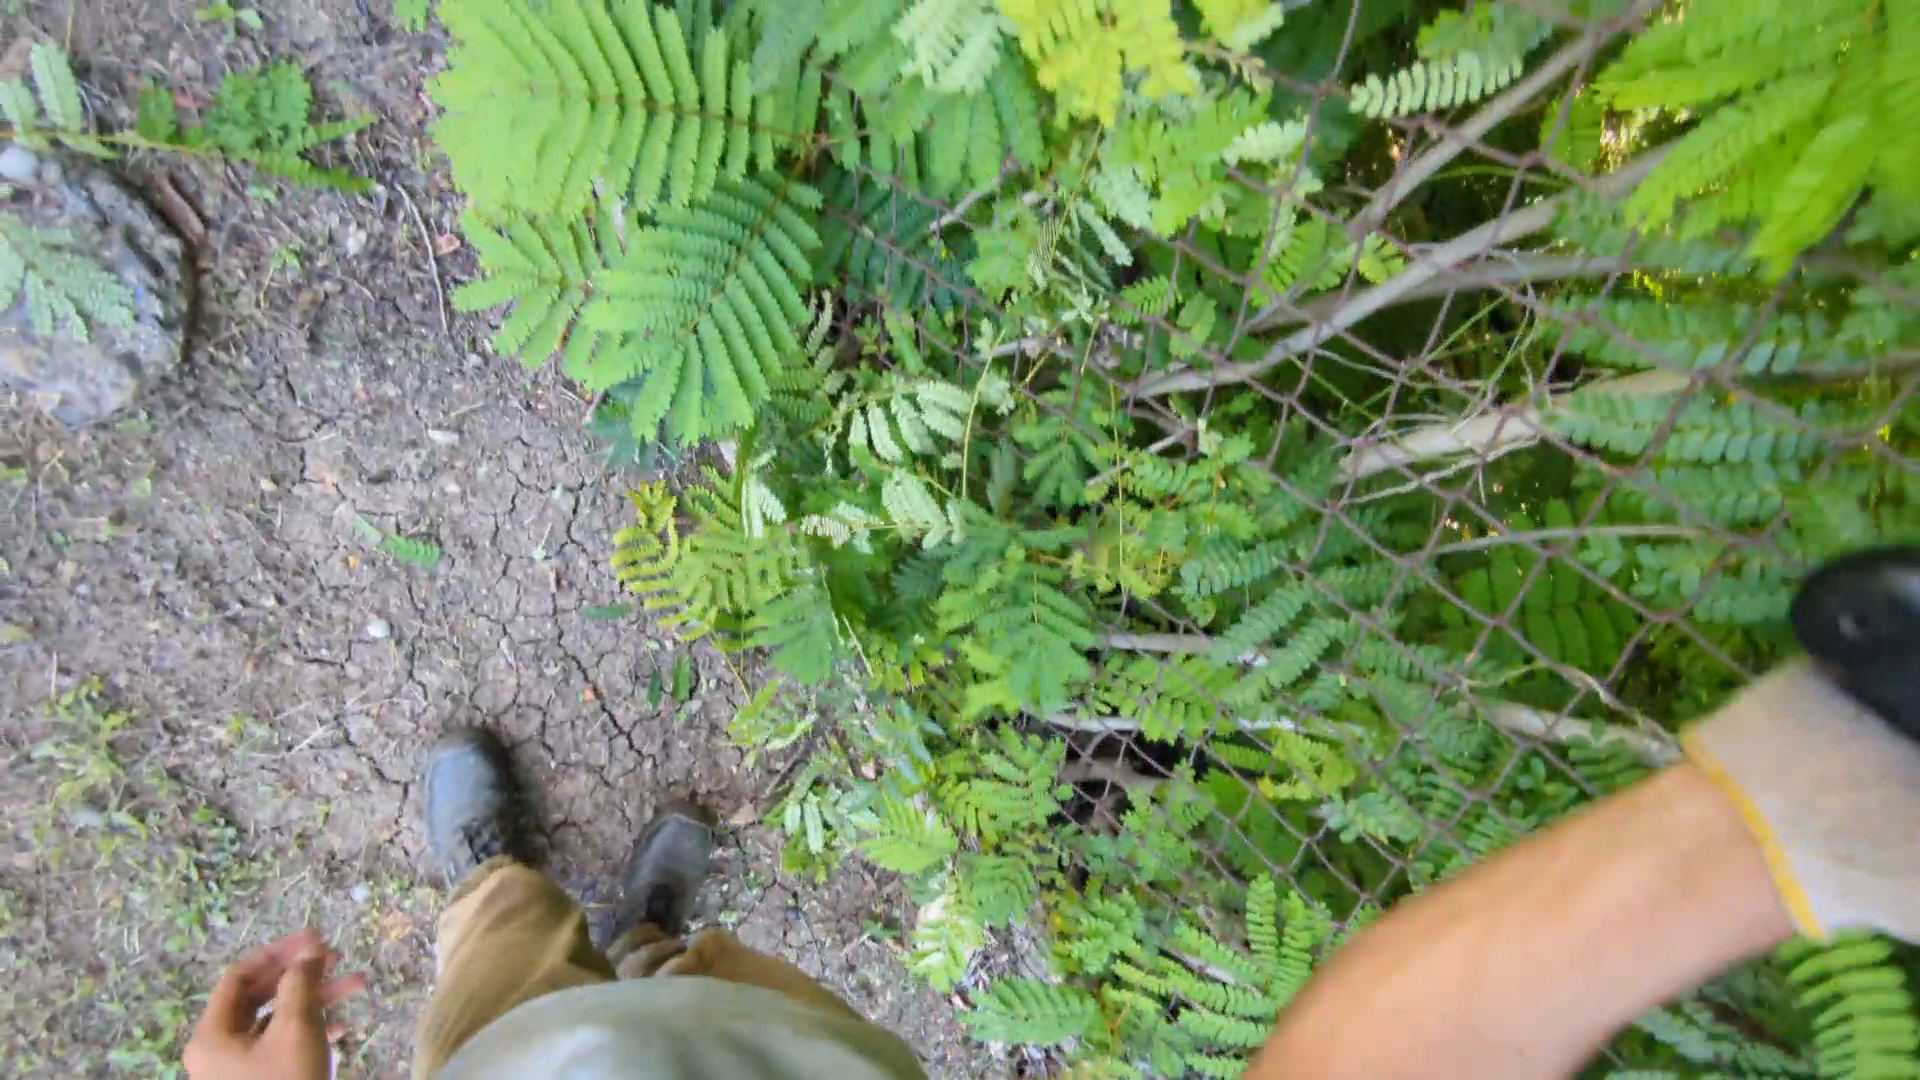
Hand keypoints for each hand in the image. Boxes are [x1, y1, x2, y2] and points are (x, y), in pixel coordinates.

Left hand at [183, 928, 368, 1079]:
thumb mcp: (296, 1026)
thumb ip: (300, 982)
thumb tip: (309, 949)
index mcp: (213, 1034)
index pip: (239, 976)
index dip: (279, 951)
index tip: (319, 937)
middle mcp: (218, 1046)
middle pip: (261, 993)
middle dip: (304, 973)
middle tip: (339, 956)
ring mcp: (236, 1064)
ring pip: (278, 1014)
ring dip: (318, 995)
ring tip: (358, 985)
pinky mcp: (258, 1076)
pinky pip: (282, 1038)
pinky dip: (313, 1023)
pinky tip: (342, 1025)